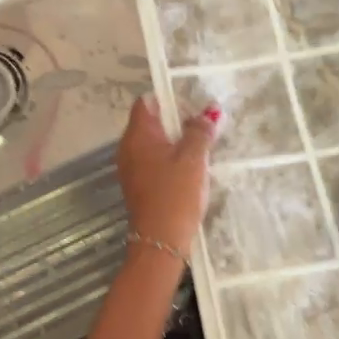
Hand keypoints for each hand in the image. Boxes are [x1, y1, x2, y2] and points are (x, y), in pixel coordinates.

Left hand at [116, 97, 215, 255]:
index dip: (168, 98)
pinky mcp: (138, 185)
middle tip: (203, 124)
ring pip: (153, 144)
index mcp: (137, 135)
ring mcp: (130, 168)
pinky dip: (170, 159)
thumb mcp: (193, 158)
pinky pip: (153, 162)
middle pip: (150, 122)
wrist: (160, 241)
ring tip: (201, 146)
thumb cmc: (175, 193)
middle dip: (176, 120)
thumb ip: (201, 131)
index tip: (192, 104)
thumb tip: (210, 111)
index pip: (146, 102)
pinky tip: (190, 168)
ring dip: (175, 141)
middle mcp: (128, 148)